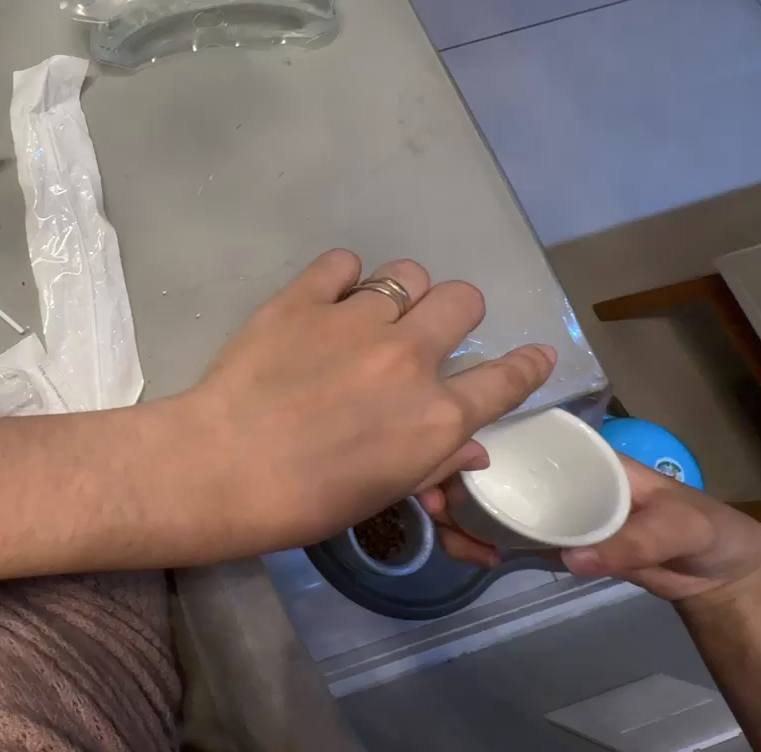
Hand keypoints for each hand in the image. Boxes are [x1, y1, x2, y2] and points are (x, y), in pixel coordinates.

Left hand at [160, 249, 555, 553]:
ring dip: (399, 291)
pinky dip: (341, 273)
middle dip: (453, 312)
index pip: (506, 379)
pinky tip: (329, 291)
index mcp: (438, 415)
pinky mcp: (301, 301)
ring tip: (374, 309)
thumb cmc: (306, 497)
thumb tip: (471, 443)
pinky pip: (339, 262)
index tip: (532, 354)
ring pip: (405, 275)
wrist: (228, 464)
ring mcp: (353, 323)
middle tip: (426, 328)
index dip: (526, 364)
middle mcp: (408, 358)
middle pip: (461, 302)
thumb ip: (432, 460)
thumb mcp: (382, 491)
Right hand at [422, 454, 760, 603]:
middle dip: (441, 485)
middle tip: (438, 515)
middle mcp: (537, 468)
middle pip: (472, 466)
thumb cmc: (703, 529)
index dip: (461, 445)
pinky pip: (488, 531)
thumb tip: (568, 560)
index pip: (501, 433)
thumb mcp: (679, 527)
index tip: (439, 471)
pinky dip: (471, 542)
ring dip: (452, 519)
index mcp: (564, 449)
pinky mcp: (532, 533)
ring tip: (466, 548)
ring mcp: (532, 500)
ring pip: (470, 500)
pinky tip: (480, 558)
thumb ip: (630, 542)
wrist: (718, 573)